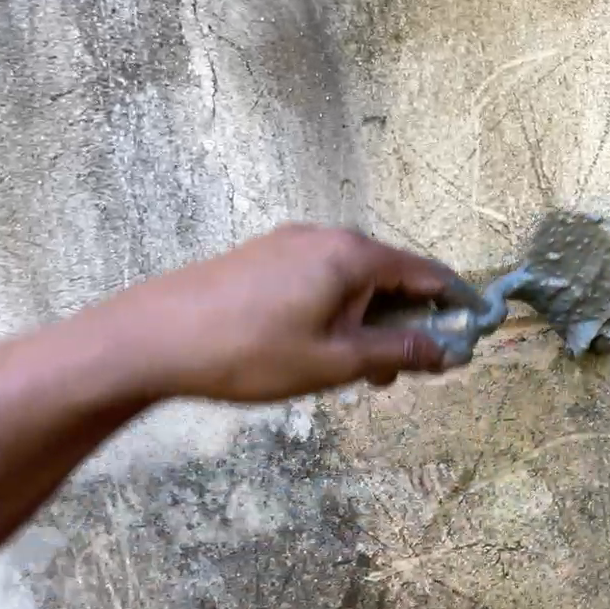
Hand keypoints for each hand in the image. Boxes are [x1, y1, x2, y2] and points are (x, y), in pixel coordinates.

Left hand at [84, 225, 473, 402]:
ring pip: (360, 281)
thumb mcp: (338, 361)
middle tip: (401, 370)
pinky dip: (343, 309)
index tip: (473, 335)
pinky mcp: (264, 255)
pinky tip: (323, 344)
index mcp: (354, 255)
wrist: (136, 345)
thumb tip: (453, 352)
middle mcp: (329, 237)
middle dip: (410, 323)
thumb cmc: (248, 353)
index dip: (459, 305)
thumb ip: (403, 353)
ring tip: (357, 367)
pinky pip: (327, 279)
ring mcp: (292, 243)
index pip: (431, 275)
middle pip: (396, 278)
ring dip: (374, 321)